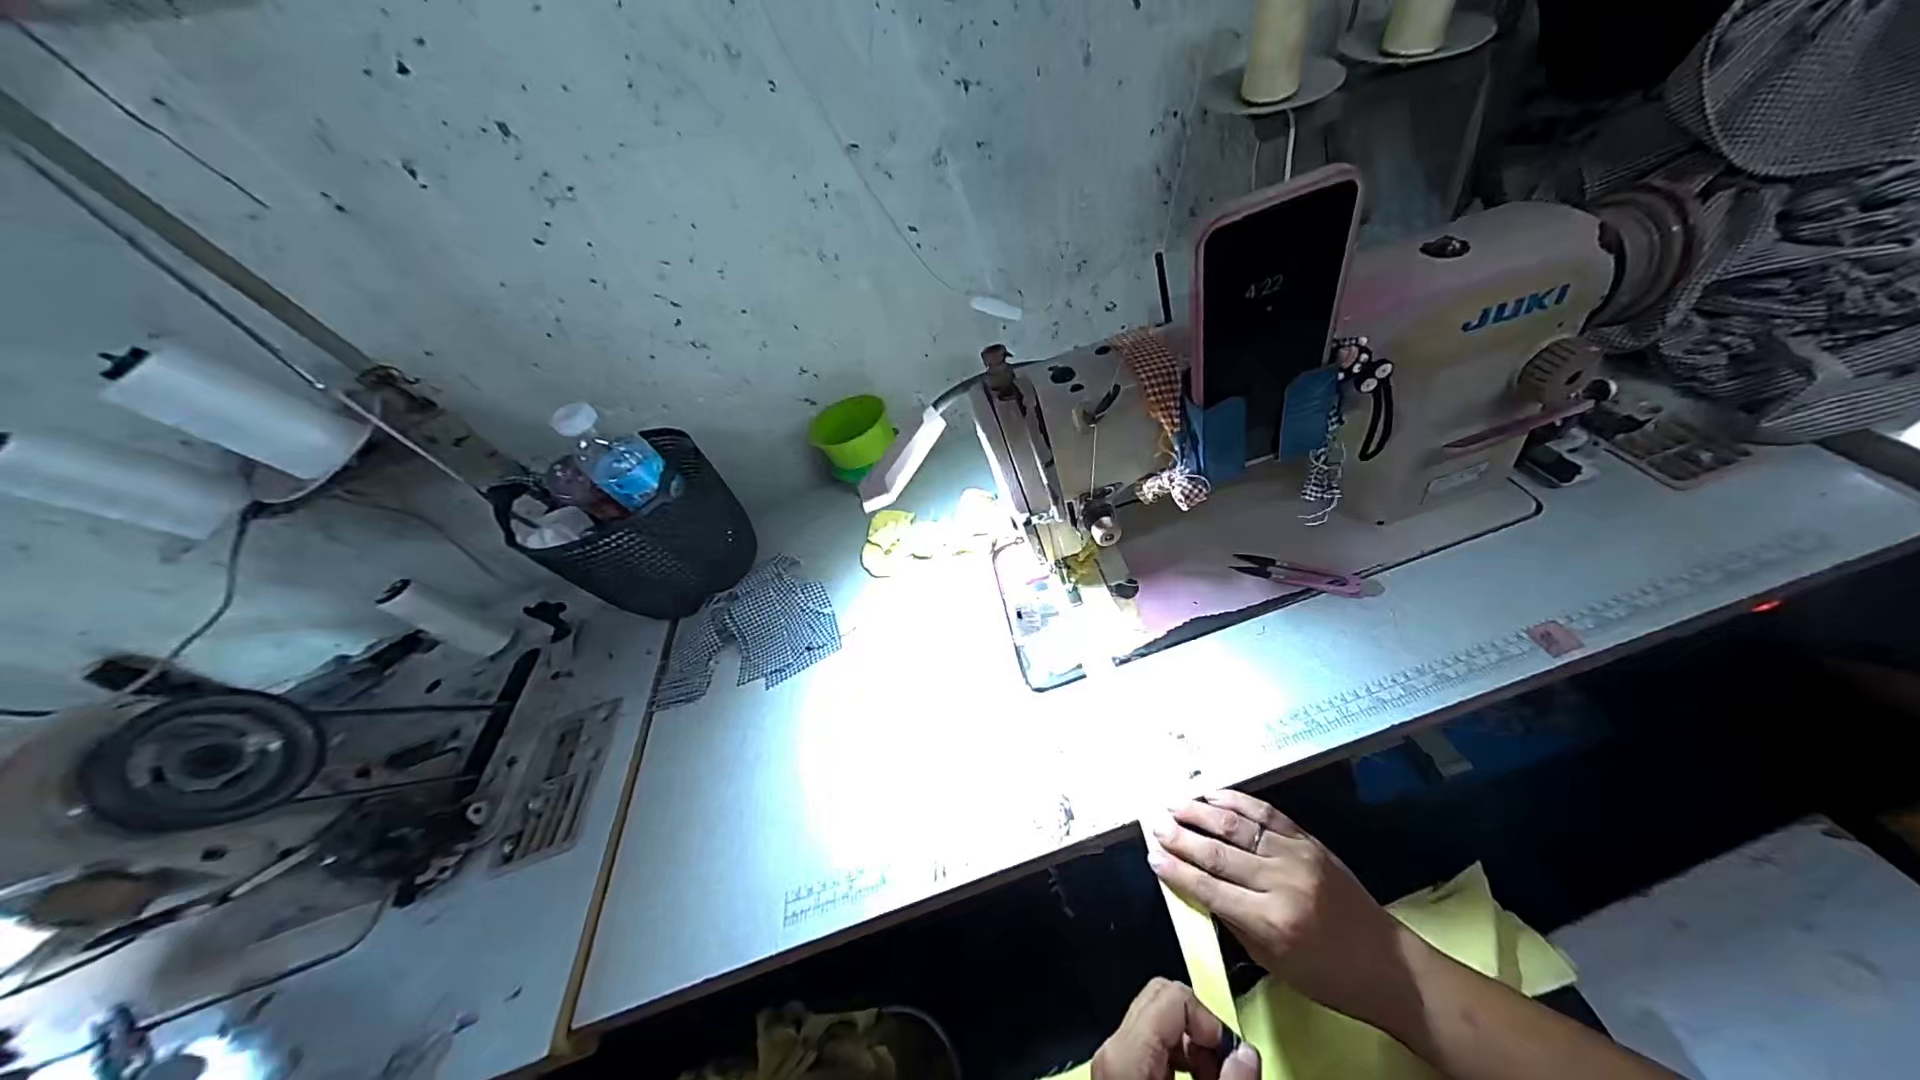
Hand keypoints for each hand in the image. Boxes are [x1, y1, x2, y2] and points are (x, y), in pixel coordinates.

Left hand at [1091, 978, 1260, 1079]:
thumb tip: (1248, 1054)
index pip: (1170, 994)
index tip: (1229, 1053)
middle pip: (1163, 1000)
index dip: (1207, 1018)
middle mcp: (1114, 1047)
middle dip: (1202, 1030)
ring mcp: (1115, 1059)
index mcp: (1125, 1052)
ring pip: (1160, 1022)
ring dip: (1195, 1047)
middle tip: (1224, 1070)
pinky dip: (1180, 1060)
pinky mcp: (1120, 1071)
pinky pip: (1153, 1045)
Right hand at [1148, 791, 1415, 1023]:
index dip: (1177, 870)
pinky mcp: (1309, 841)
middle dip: (1181, 837)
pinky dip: (1236, 800)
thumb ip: (1230, 919)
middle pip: (1218, 852)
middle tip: (1155, 825)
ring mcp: (1298, 856)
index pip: (1210, 888)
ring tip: (1174, 804)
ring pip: (1238, 825)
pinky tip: (1213, 795)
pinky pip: (1266, 813)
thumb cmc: (1327, 976)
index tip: (1153, 856)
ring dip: (1200, 812)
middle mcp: (1283, 883)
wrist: (1389, 966)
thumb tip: (1193, 885)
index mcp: (1272, 921)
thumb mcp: (1270, 960)